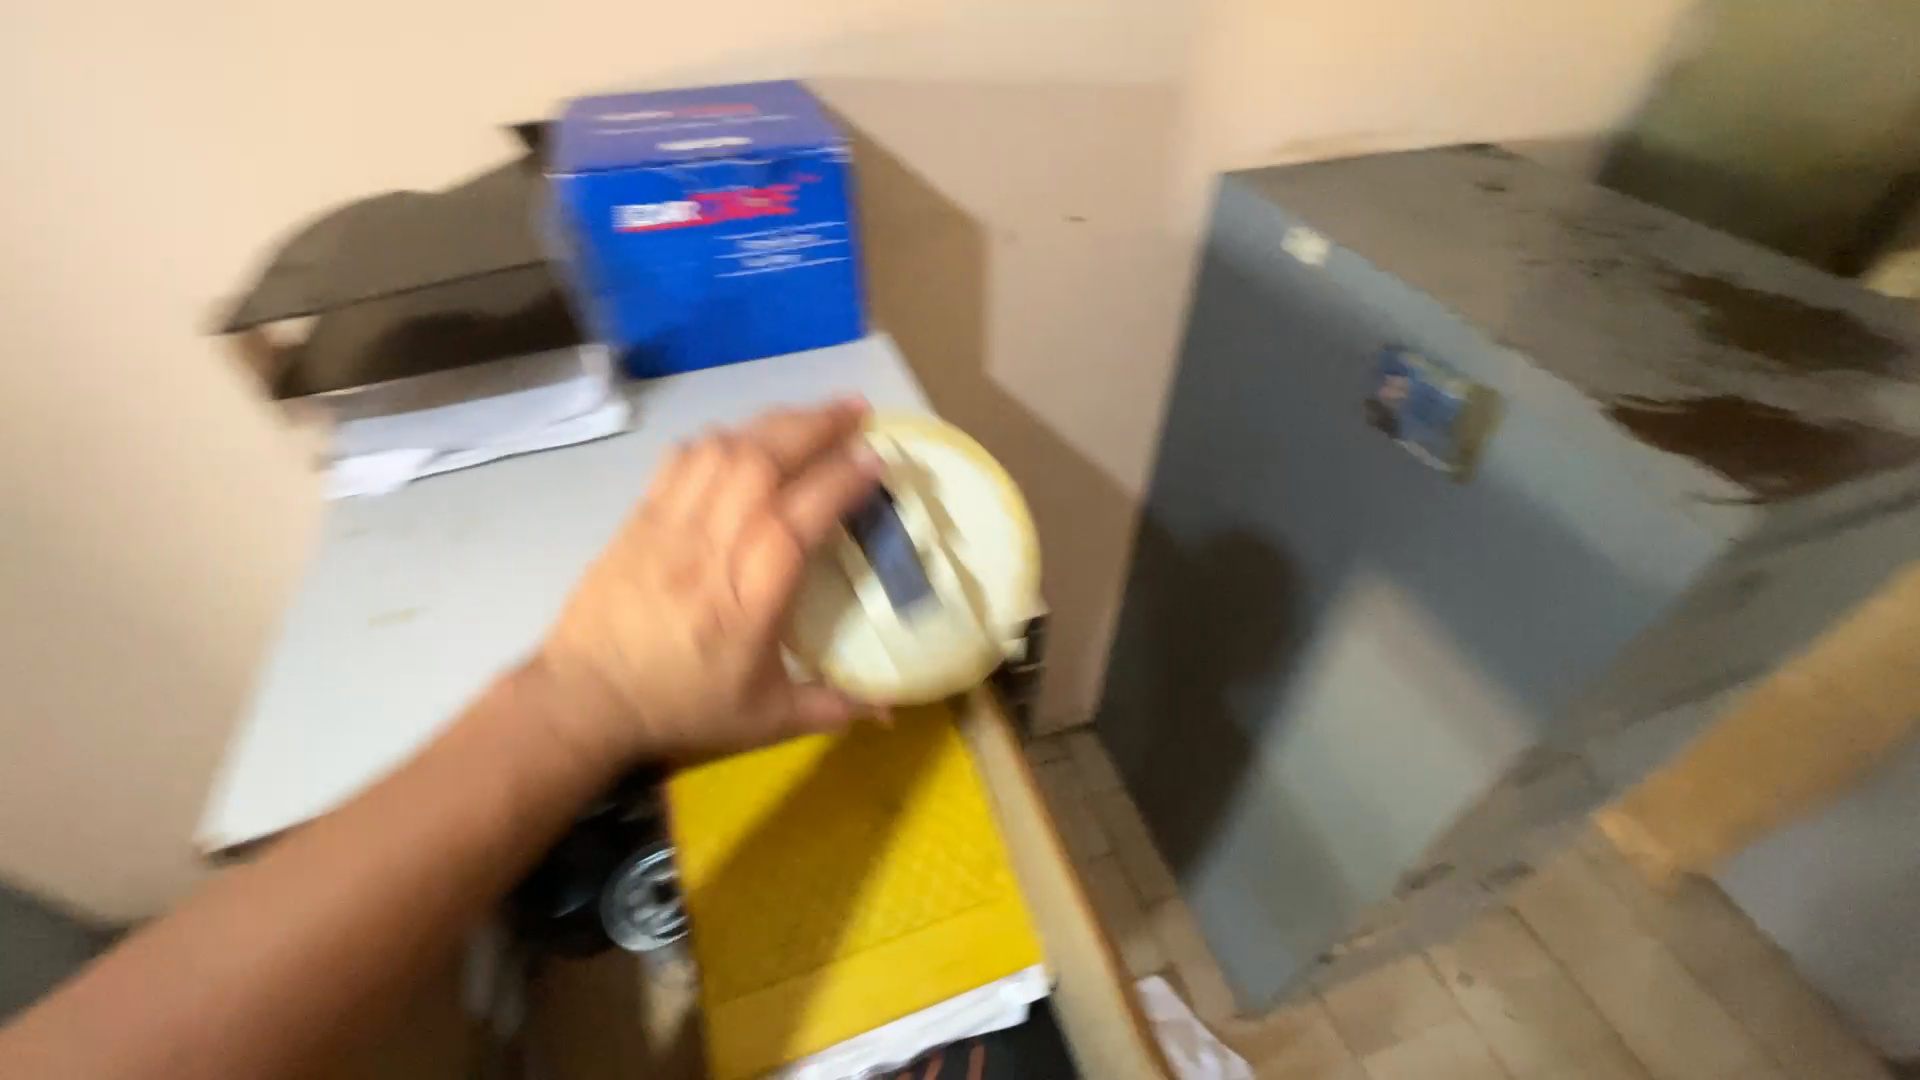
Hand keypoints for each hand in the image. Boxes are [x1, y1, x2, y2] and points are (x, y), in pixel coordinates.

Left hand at [536, 400, 882, 763]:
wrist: (582, 699)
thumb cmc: (680, 708)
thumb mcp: (764, 721)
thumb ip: (831, 708)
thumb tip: (892, 711)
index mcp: (747, 602)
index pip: (796, 522)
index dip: (837, 484)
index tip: (874, 460)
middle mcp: (709, 552)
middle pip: (761, 466)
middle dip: (814, 428)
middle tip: (856, 411)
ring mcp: (669, 527)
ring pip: (723, 452)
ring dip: (773, 424)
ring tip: (810, 417)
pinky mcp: (640, 517)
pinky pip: (683, 459)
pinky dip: (723, 438)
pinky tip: (747, 439)